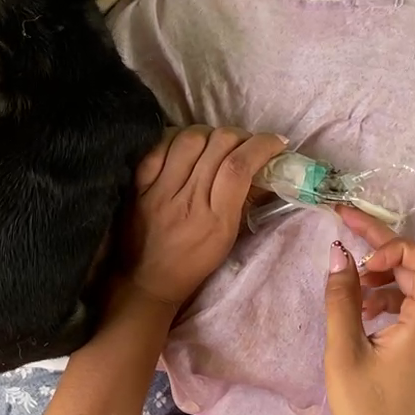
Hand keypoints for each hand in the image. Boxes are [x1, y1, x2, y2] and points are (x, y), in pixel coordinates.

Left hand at [120, 126, 287, 309]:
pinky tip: (186, 144)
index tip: (276, 142)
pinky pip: (159, 146)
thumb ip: (244, 201)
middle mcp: (188, 200)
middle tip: (244, 142)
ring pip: (189, 139)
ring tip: (215, 141)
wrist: (145, 281)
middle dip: (239, 135)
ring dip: (210, 132)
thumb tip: (264, 168)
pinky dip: (177, 137)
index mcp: (216, 219)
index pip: (239, 167)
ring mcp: (160, 190)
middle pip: (218, 145)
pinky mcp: (138, 185)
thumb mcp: (227, 238)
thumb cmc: (192, 263)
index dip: (261, 145)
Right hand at [323, 206, 414, 414]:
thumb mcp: (343, 353)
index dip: (397, 247)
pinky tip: (367, 313)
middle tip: (351, 238)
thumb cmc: (365, 413)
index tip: (363, 263)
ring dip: (393, 274)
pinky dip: (398, 297)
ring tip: (356, 289)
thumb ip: (342, 298)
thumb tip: (339, 254)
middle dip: (391, 250)